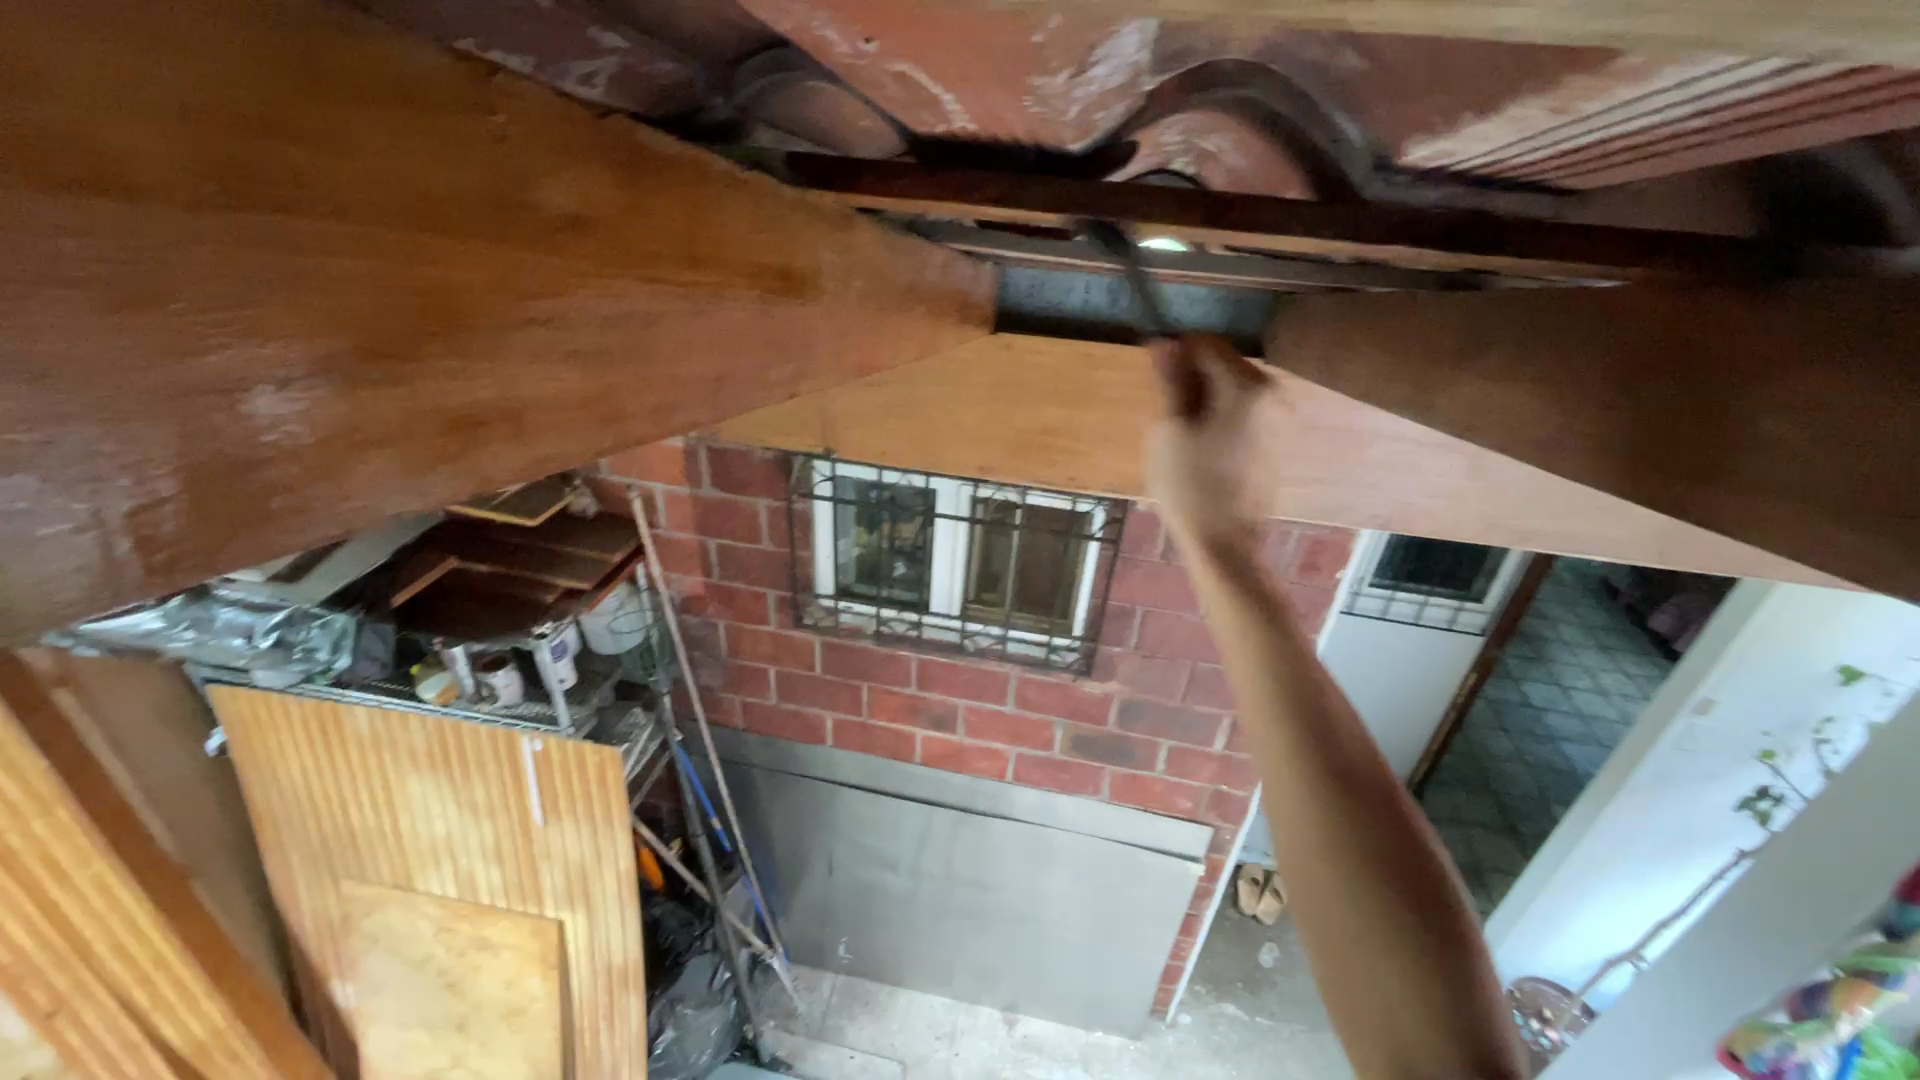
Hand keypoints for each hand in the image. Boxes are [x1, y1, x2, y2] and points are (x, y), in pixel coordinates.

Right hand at [1143, 334, 1284, 553]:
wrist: (1225, 544)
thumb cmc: (1190, 487)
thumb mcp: (1170, 429)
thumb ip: (1170, 380)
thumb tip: (1164, 342)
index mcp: (1248, 387)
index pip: (1206, 345)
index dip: (1175, 355)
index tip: (1153, 380)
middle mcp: (1273, 394)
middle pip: (1224, 364)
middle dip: (1192, 378)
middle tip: (1166, 415)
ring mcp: (1281, 418)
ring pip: (1233, 388)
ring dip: (1204, 398)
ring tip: (1182, 434)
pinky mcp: (1278, 441)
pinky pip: (1244, 411)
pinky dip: (1221, 416)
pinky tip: (1202, 447)